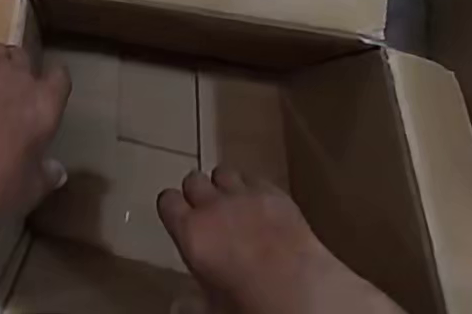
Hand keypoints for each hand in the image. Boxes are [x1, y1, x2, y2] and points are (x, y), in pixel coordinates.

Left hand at [0, 40, 70, 220]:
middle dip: (18, 70)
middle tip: (7, 92)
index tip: (46, 92)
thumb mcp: (29, 188)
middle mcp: (25, 77)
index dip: (53, 83)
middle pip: (26, 57)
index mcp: (47, 104)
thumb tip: (59, 172)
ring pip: (0, 49)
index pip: (61, 78)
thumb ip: (46, 175)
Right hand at [157, 168, 403, 313]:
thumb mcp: (215, 310)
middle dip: (198, 195)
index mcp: (191, 233)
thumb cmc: (252, 310)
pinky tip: (260, 209)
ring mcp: (243, 193)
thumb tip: (177, 305)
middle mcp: (212, 205)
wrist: (305, 299)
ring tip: (234, 208)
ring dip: (224, 187)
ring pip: (222, 172)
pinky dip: (252, 189)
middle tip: (209, 217)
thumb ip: (193, 302)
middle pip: (192, 179)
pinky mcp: (272, 190)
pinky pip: (252, 177)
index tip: (180, 222)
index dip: (173, 210)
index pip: (166, 200)